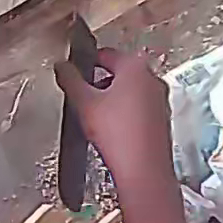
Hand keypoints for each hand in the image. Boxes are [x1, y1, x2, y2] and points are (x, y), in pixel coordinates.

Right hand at [55, 47, 176, 191]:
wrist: (143, 169)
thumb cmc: (118, 134)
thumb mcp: (84, 103)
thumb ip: (70, 80)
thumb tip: (62, 66)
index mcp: (135, 68)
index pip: (106, 54)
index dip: (87, 61)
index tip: (75, 70)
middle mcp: (152, 79)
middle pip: (119, 71)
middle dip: (99, 81)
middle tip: (82, 94)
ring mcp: (160, 99)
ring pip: (130, 89)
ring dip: (111, 96)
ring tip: (94, 113)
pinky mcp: (161, 118)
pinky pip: (139, 106)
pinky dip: (124, 111)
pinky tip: (111, 127)